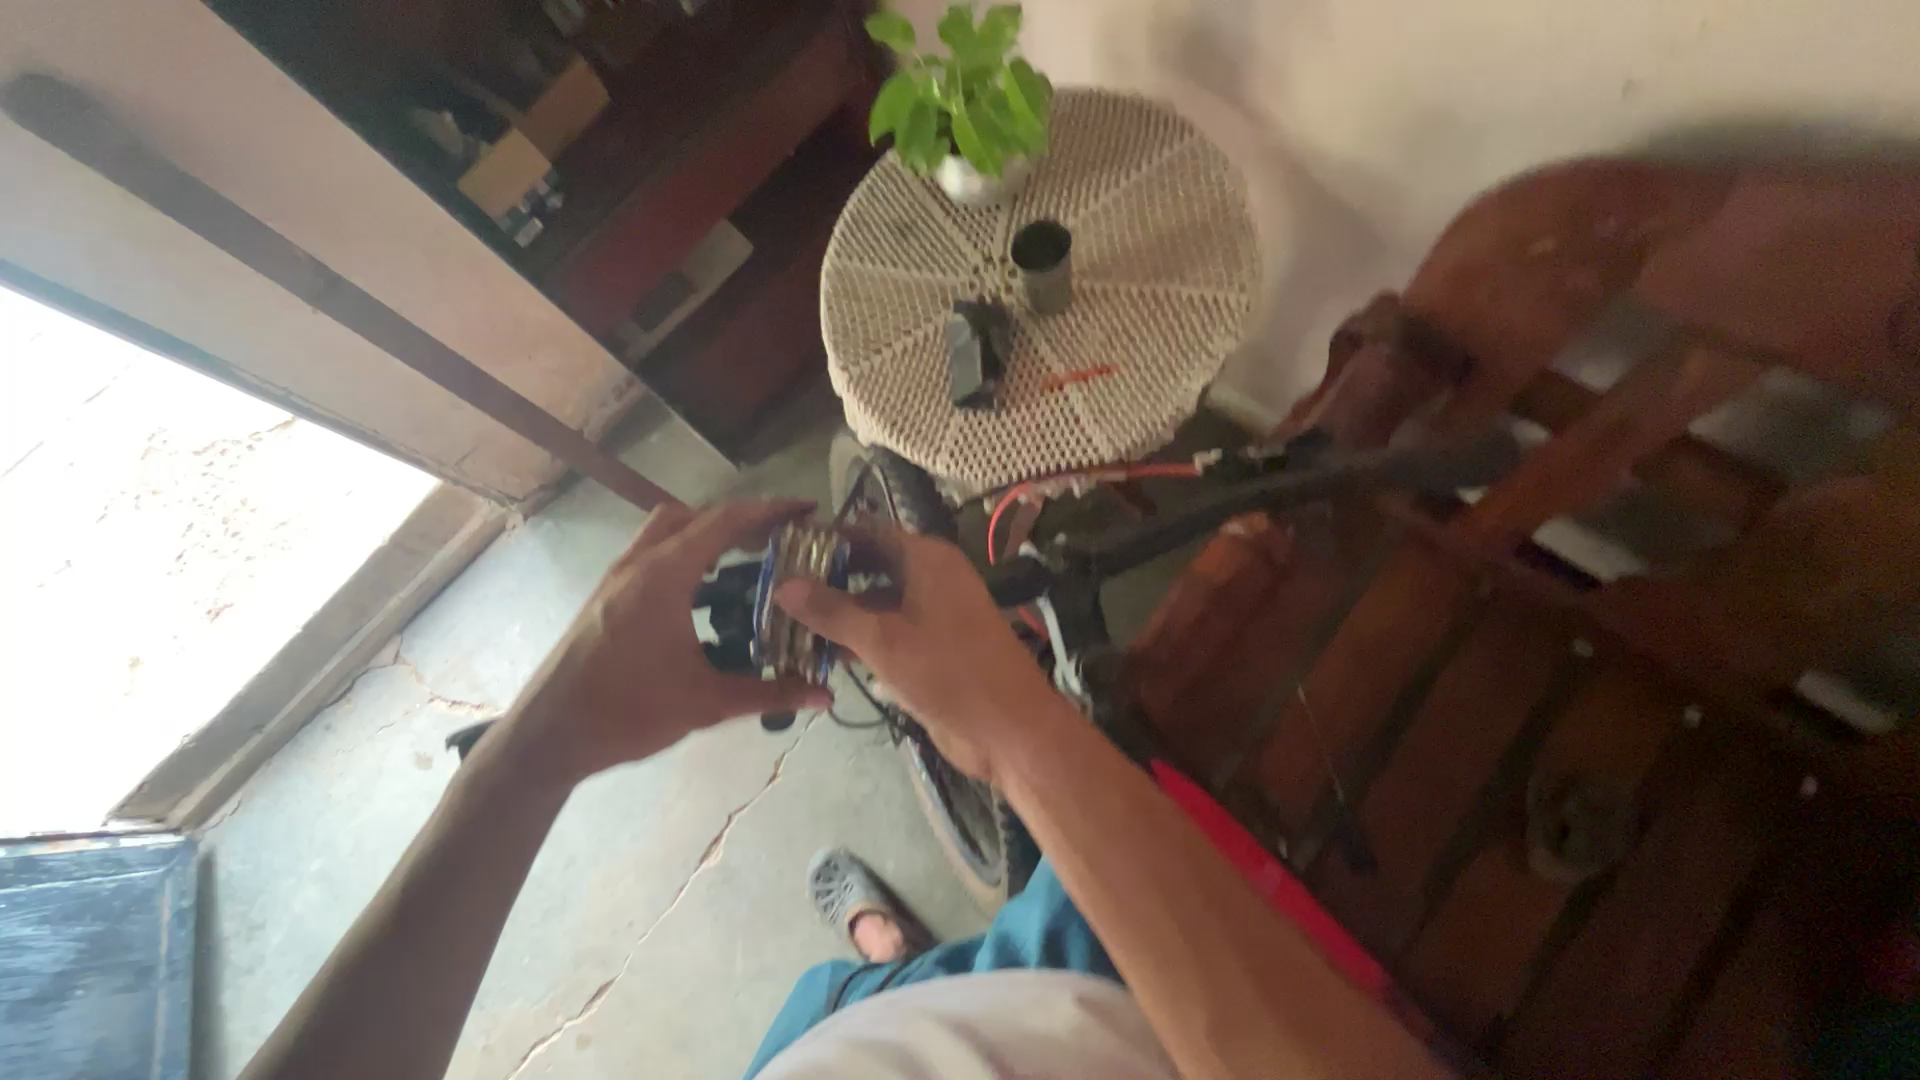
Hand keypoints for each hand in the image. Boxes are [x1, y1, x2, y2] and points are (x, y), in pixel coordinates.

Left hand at [511, 499, 832, 780]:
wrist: (547, 738)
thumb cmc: (628, 712)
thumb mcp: (707, 703)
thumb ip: (770, 694)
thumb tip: (825, 695)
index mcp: (664, 576)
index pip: (724, 522)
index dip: (770, 510)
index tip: (806, 510)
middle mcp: (637, 565)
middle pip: (693, 515)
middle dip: (738, 519)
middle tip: (776, 538)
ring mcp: (615, 579)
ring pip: (665, 532)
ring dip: (706, 535)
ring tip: (745, 562)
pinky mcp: (605, 598)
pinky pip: (652, 556)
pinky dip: (684, 557)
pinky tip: (704, 598)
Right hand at [772, 527, 1057, 784]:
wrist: (1009, 728)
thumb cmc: (949, 672)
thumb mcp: (883, 640)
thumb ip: (832, 611)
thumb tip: (782, 584)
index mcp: (927, 559)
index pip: (869, 533)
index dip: (827, 540)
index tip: (781, 552)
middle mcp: (931, 578)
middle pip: (870, 567)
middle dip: (827, 580)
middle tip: (775, 592)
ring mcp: (932, 614)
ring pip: (877, 604)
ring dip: (839, 615)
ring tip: (784, 624)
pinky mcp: (931, 648)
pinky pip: (888, 633)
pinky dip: (859, 641)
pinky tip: (819, 655)